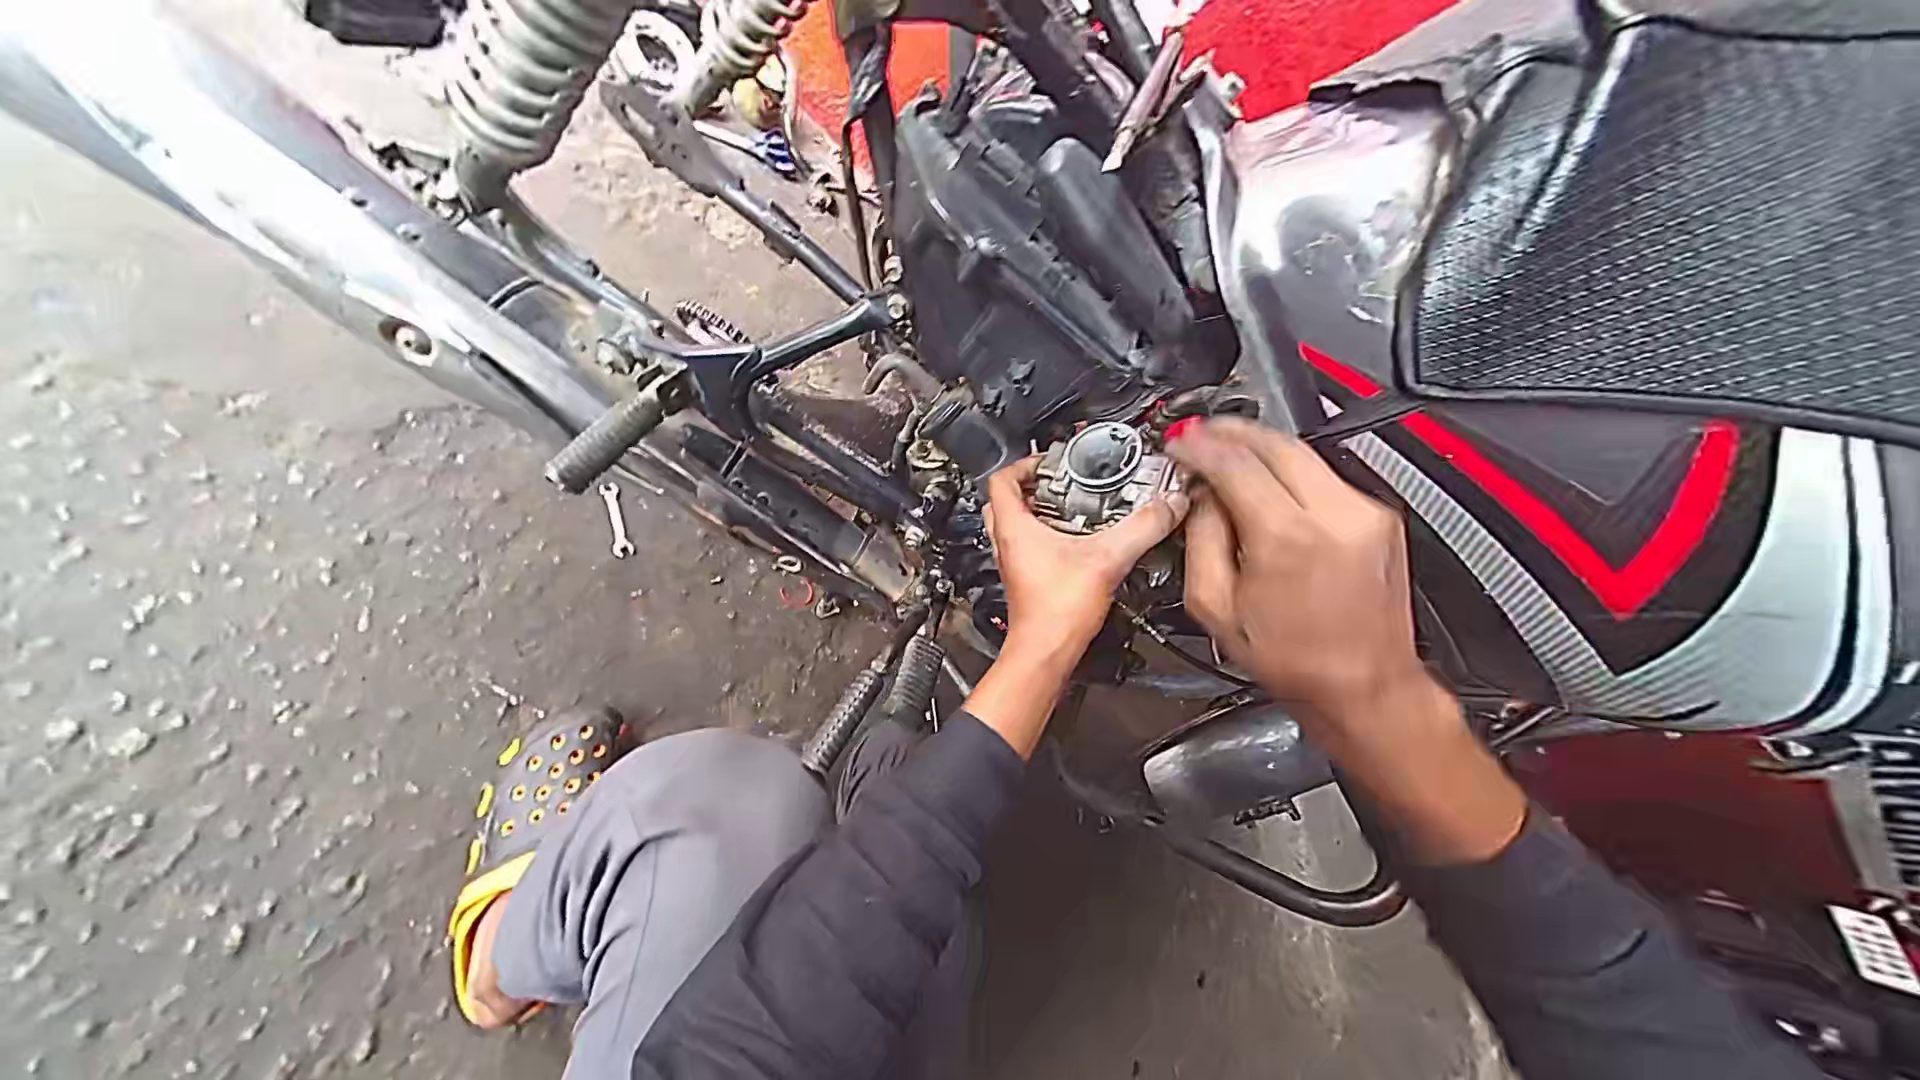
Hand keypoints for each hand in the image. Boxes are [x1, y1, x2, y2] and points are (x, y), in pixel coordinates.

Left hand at [984, 456, 1188, 658]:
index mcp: (1014, 528)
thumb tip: (1167, 504)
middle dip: (1035, 486)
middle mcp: (1008, 544)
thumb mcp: (1107, 558)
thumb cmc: (1056, 612)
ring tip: (1073, 508)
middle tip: (1063, 482)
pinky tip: (1078, 542)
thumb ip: (1142, 527)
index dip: (1025, 462)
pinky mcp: (1027, 579)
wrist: (1046, 653)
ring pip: (1017, 525)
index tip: (1052, 460)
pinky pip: (1030, 547)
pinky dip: (1048, 537)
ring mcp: (1015, 563)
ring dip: (1041, 512)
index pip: (1002, 479)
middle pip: (1007, 500)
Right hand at [1167, 418, 1523, 863]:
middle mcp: (1335, 516)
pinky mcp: (1378, 519)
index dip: (1199, 446)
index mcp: (1288, 537)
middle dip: (1230, 431)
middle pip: (1275, 443)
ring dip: (1259, 445)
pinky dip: (1287, 468)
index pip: (1235, 464)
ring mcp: (1365, 514)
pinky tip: (1263, 479)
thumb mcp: (1215, 605)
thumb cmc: (1294, 659)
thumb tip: (1199, 499)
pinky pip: (1323, 475)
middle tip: (1200, 432)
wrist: (1363, 685)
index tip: (1180, 443)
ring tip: (1226, 451)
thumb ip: (1200, 538)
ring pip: (1303, 452)